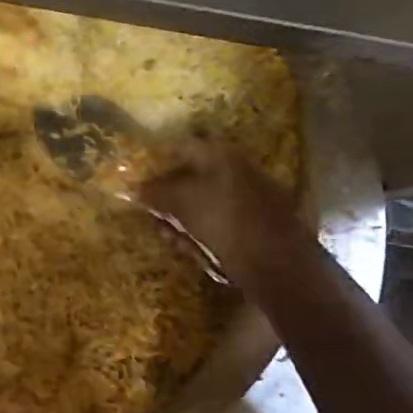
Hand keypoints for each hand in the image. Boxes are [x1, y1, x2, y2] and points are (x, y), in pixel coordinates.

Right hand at [136, 144, 312, 279]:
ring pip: (201, 203)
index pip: (180, 147)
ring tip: (162, 231)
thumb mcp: (182, 201)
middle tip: (144, 206)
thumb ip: (156, 191)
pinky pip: (214, 224)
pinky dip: (197, 232)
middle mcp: (236, 172)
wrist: (278, 264)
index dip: (154, 159)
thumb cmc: (225, 221)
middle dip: (165, 192)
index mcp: (222, 156)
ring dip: (178, 217)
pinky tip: (185, 246)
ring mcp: (246, 200)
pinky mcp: (250, 228)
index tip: (133, 174)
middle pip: (190, 176)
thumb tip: (135, 188)